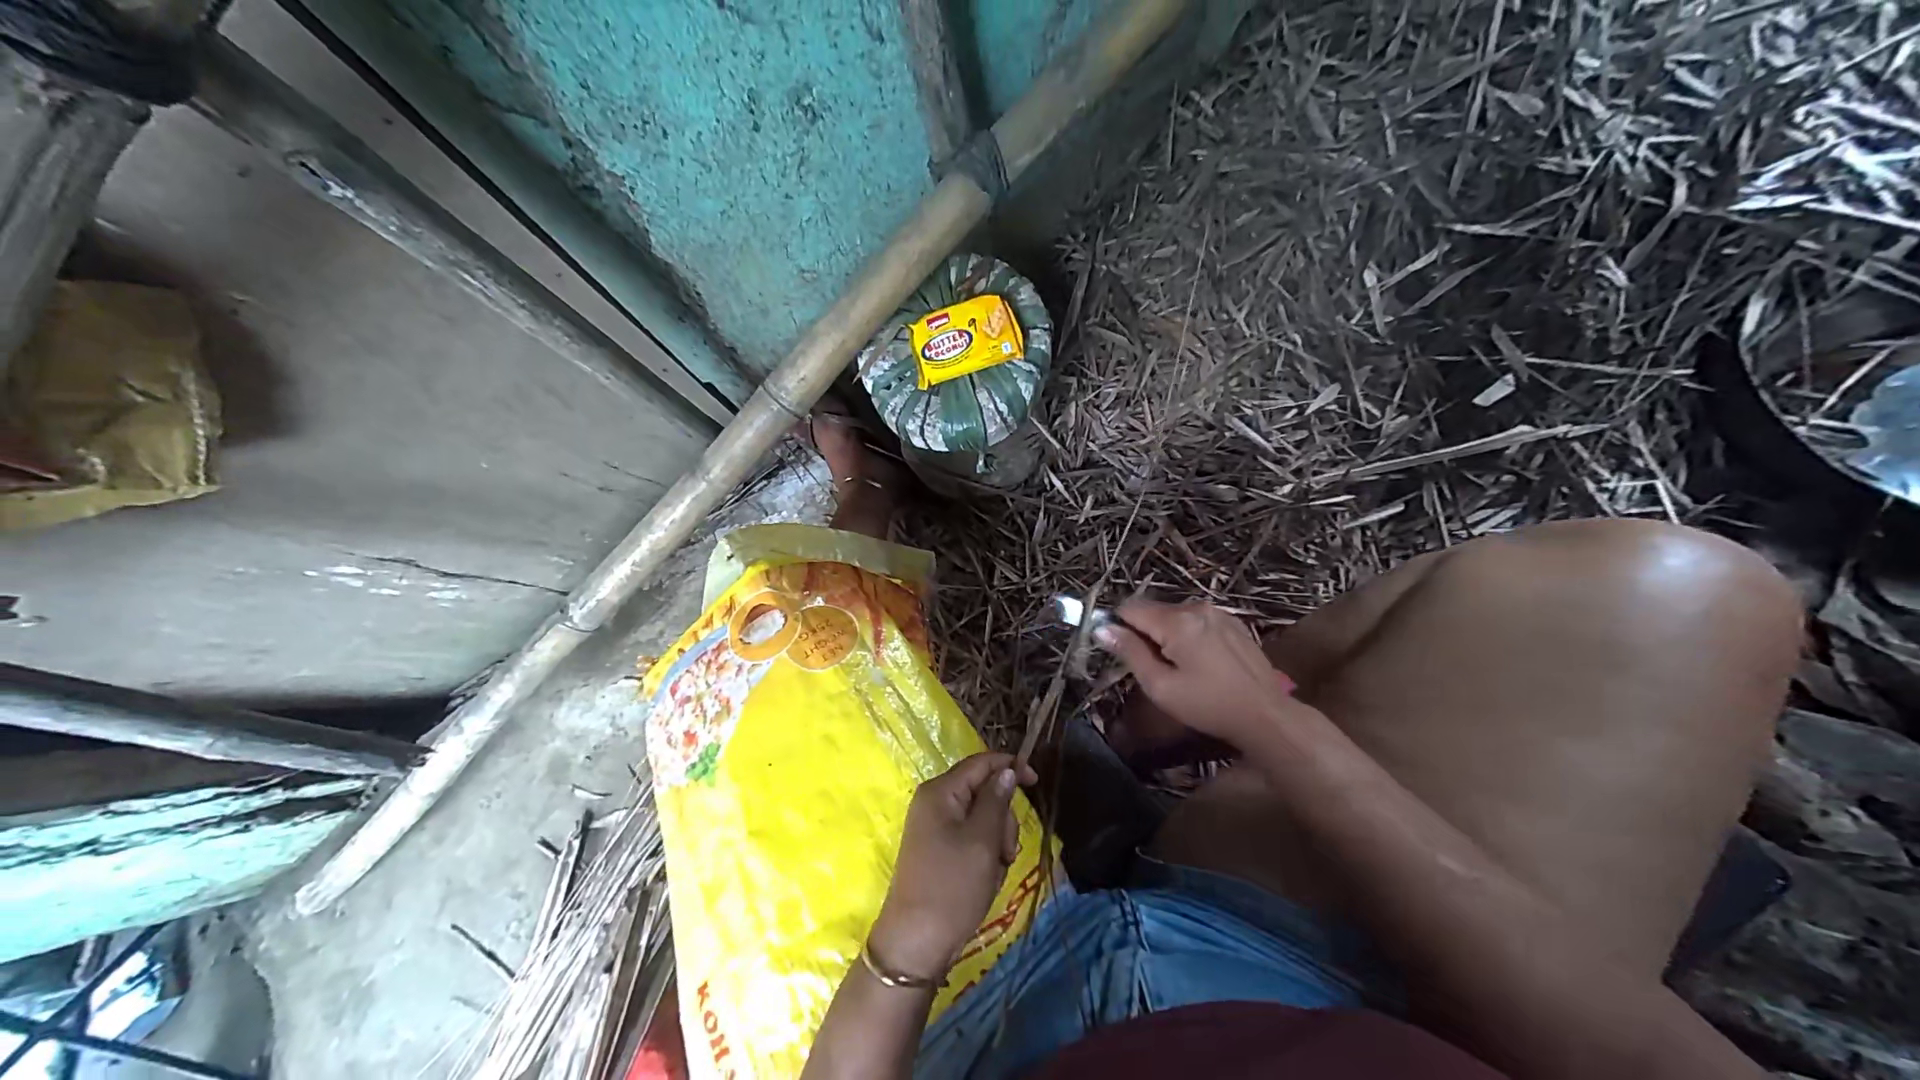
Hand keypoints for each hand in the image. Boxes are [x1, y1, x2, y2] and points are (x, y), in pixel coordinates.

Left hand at [869, 753, 1035, 981]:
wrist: (916, 942)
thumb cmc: (952, 886)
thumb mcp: (982, 840)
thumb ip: (996, 800)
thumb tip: (1006, 771)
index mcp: (940, 791)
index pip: (981, 763)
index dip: (1010, 767)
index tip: (1037, 783)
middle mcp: (934, 802)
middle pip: (983, 791)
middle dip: (1003, 817)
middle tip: (1006, 851)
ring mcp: (934, 826)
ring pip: (981, 817)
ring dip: (997, 840)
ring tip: (995, 870)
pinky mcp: (937, 849)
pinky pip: (971, 838)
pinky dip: (985, 854)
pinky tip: (986, 878)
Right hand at [1097, 598, 1300, 745]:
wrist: (1266, 715)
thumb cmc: (1208, 705)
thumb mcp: (1161, 686)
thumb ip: (1130, 653)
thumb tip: (1102, 629)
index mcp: (1176, 621)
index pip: (1130, 608)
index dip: (1119, 627)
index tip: (1121, 653)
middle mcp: (1197, 607)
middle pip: (1153, 611)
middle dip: (1144, 634)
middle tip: (1153, 669)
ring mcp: (1218, 613)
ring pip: (1175, 615)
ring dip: (1167, 635)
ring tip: (1179, 668)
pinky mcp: (1233, 622)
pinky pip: (1197, 621)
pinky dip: (1189, 635)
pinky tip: (1200, 663)